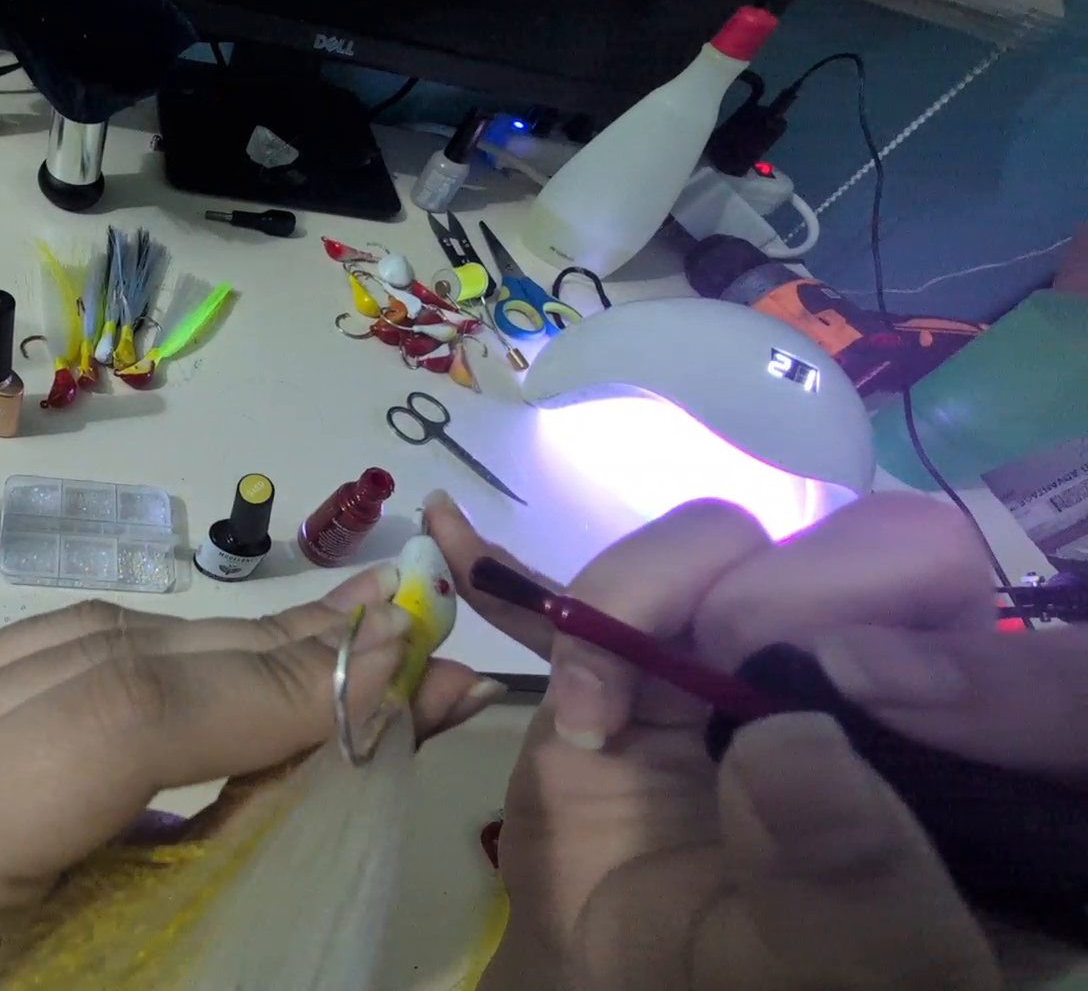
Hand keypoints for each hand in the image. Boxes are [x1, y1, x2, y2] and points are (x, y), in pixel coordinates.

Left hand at [0, 569, 503, 990]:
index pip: (116, 723)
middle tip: (390, 631)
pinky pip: (58, 645)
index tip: (397, 667)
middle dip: (270, 650)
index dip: (266, 687)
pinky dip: (159, 648)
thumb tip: (396, 723)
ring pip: (89, 636)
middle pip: (109, 662)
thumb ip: (253, 844)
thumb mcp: (137, 970)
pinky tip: (224, 648)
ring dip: (223, 639)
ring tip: (329, 634)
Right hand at [425, 490, 1084, 990]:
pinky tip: (451, 533)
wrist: (613, 969)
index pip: (1053, 664)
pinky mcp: (633, 644)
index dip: (978, 657)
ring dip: (630, 599)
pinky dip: (513, 560)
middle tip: (698, 688)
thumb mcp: (830, 985)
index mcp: (980, 771)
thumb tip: (801, 736)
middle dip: (768, 605)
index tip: (851, 691)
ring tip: (586, 706)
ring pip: (713, 544)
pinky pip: (583, 578)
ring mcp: (737, 649)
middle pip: (869, 553)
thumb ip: (860, 897)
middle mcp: (870, 682)